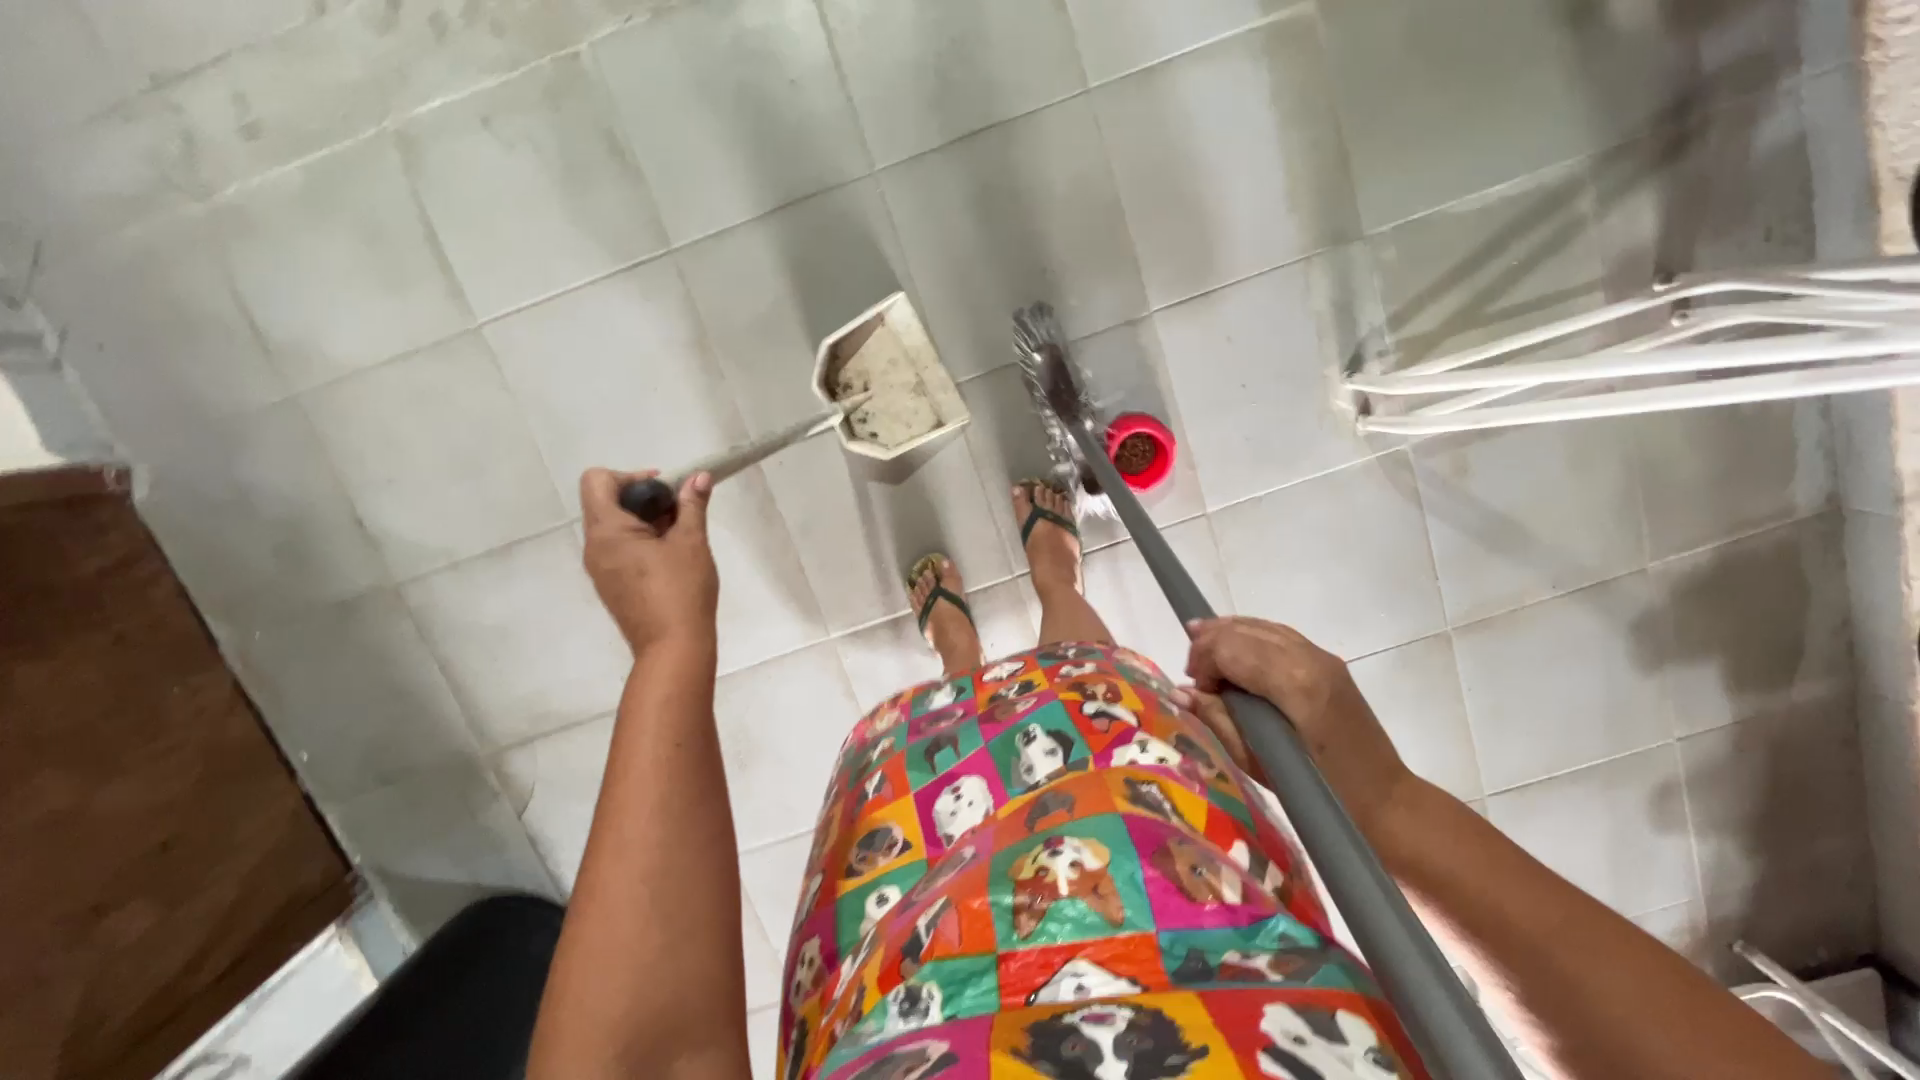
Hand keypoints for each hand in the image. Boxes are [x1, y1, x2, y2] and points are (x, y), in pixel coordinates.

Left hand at [579, 468, 719, 656]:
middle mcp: (594, 547)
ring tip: (678, 535)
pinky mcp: (610, 586)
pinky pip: (617, 550)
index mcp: (607, 530)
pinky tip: (669, 558)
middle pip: (605, 502)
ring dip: (643, 520)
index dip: (630, 476)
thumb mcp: (692, 542)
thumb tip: (699, 476)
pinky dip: (639, 542)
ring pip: (613, 527)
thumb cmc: (682, 590)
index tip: (663, 490)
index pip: (597, 480)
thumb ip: (692, 505)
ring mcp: (599, 569)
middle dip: (643, 498)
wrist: (673, 647)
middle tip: (678, 511)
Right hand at [1181, 617, 1413, 837]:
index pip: (1229, 647)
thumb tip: (1180, 692)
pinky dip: (1250, 640)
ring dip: (1228, 637)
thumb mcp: (1257, 761)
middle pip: (1243, 630)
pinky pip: (1278, 636)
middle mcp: (1309, 657)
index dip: (1203, 661)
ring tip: (1203, 658)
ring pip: (1261, 627)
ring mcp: (1322, 656)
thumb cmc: (1317, 791)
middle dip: (1210, 645)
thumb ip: (1218, 719)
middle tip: (1195, 676)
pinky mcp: (1328, 661)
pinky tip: (1235, 654)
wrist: (1382, 797)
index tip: (1196, 691)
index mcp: (1294, 683)